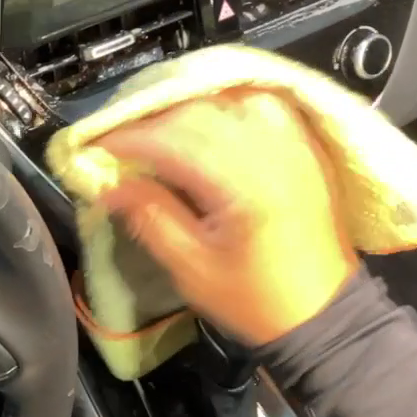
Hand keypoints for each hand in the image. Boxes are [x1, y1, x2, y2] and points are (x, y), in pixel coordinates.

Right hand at [98, 90, 356, 346]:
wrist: (323, 314)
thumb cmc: (254, 300)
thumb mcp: (191, 269)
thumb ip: (150, 217)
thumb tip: (110, 186)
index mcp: (243, 185)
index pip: (172, 140)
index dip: (127, 139)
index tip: (93, 148)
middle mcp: (271, 152)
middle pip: (197, 113)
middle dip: (150, 122)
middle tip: (116, 142)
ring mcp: (292, 145)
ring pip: (227, 102)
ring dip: (184, 111)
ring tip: (153, 133)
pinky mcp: (303, 148)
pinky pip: (259, 107)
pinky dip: (223, 108)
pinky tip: (202, 123)